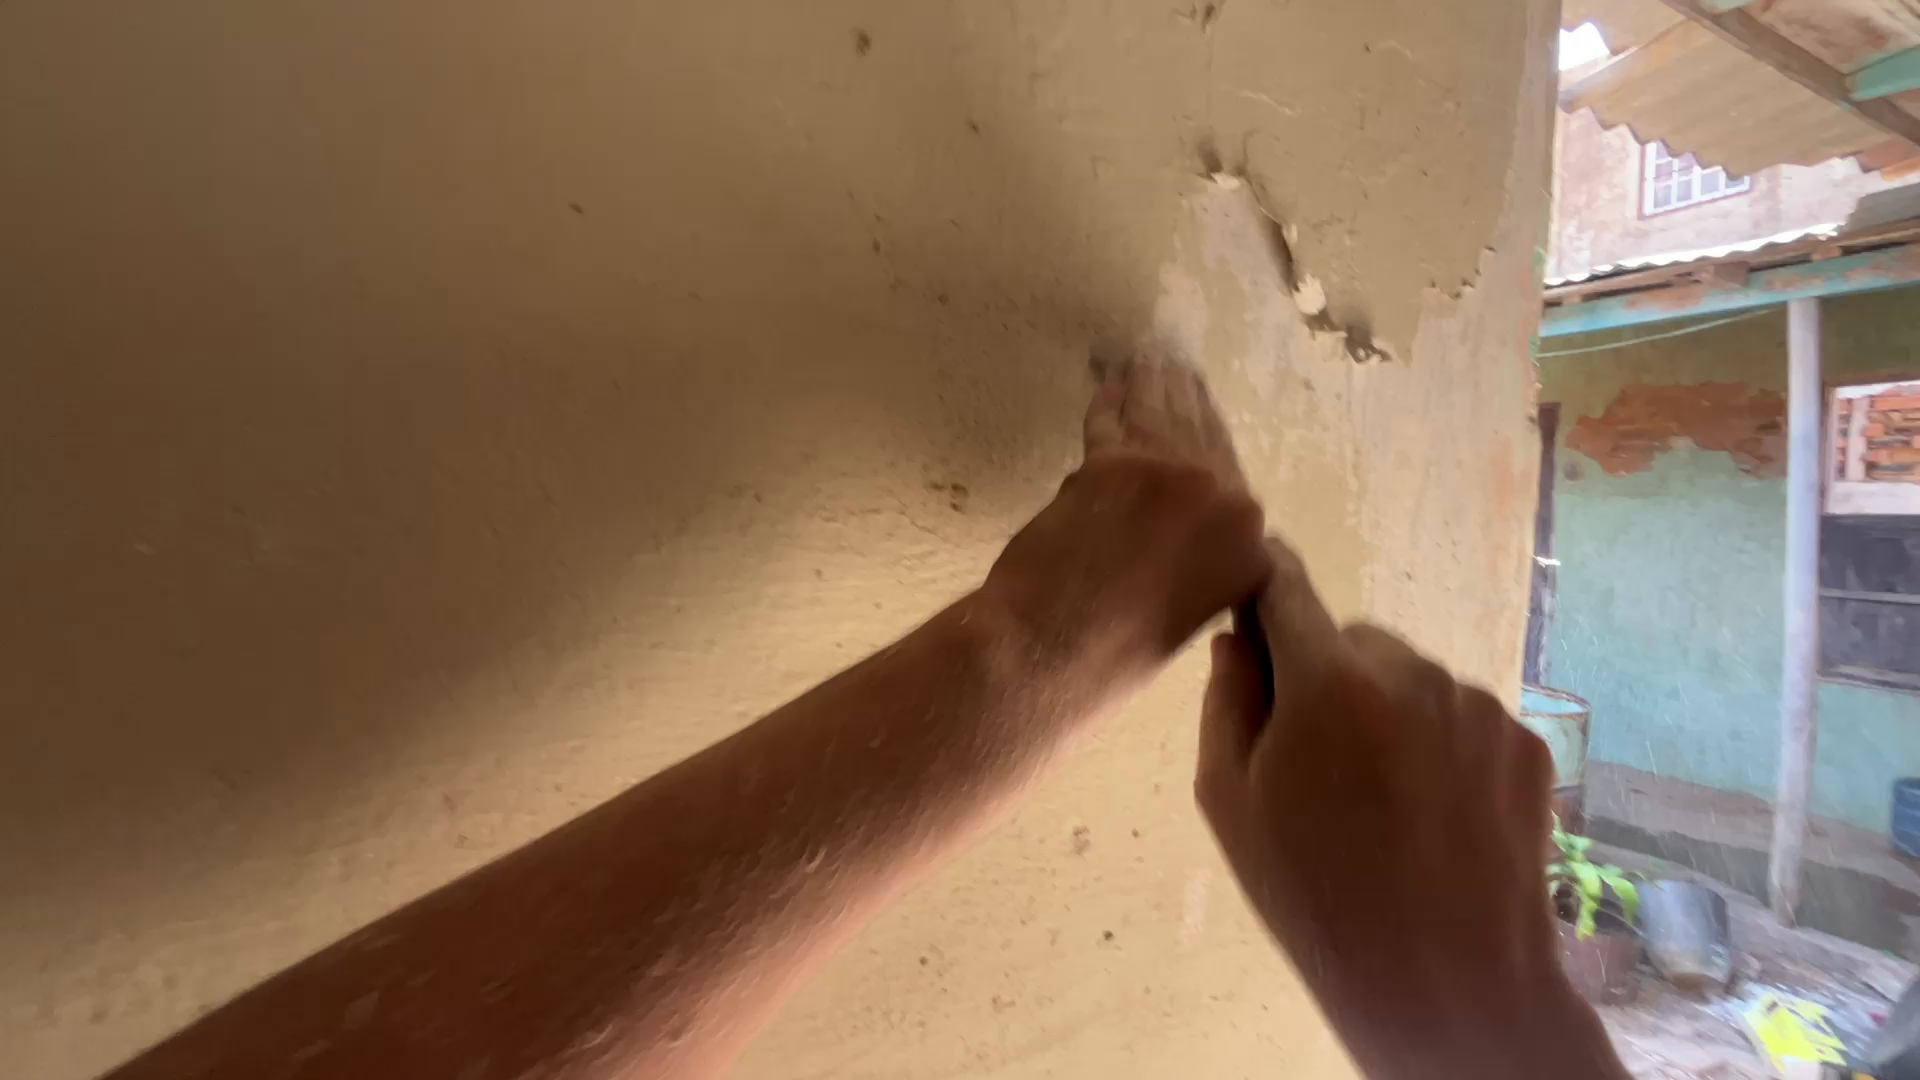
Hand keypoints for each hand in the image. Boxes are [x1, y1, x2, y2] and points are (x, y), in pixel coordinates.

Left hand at [982, 357, 1266, 689]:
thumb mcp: (1182, 613)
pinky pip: (1110, 421)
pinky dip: (1107, 401)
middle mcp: (1219, 498)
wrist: (1053, 647)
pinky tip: (1111, 383)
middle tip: (1180, 371)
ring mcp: (1167, 474)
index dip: (1212, 444)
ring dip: (1152, 387)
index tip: (1205, 417)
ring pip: (1160, 419)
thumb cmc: (1117, 653)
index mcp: (1248, 547)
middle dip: (1187, 402)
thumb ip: (1195, 563)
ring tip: (1151, 363)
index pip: (1231, 481)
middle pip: (1200, 438)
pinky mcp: (1112, 462)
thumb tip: (1178, 534)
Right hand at [1194, 539, 1626, 1079]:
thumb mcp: (1228, 798)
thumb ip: (1224, 700)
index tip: (1254, 566)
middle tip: (1313, 750)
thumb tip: (1236, 639)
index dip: (1264, 573)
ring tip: (1376, 787)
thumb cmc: (1311, 892)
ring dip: (1378, 702)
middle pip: (1346, 638)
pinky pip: (1454, 709)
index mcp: (1328, 684)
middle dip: (1321, 671)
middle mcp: (1412, 673)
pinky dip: (1430, 733)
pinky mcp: (1525, 742)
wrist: (1448, 988)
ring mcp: (1478, 706)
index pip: (1287, 590)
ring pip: (1403, 673)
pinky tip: (1427, 802)